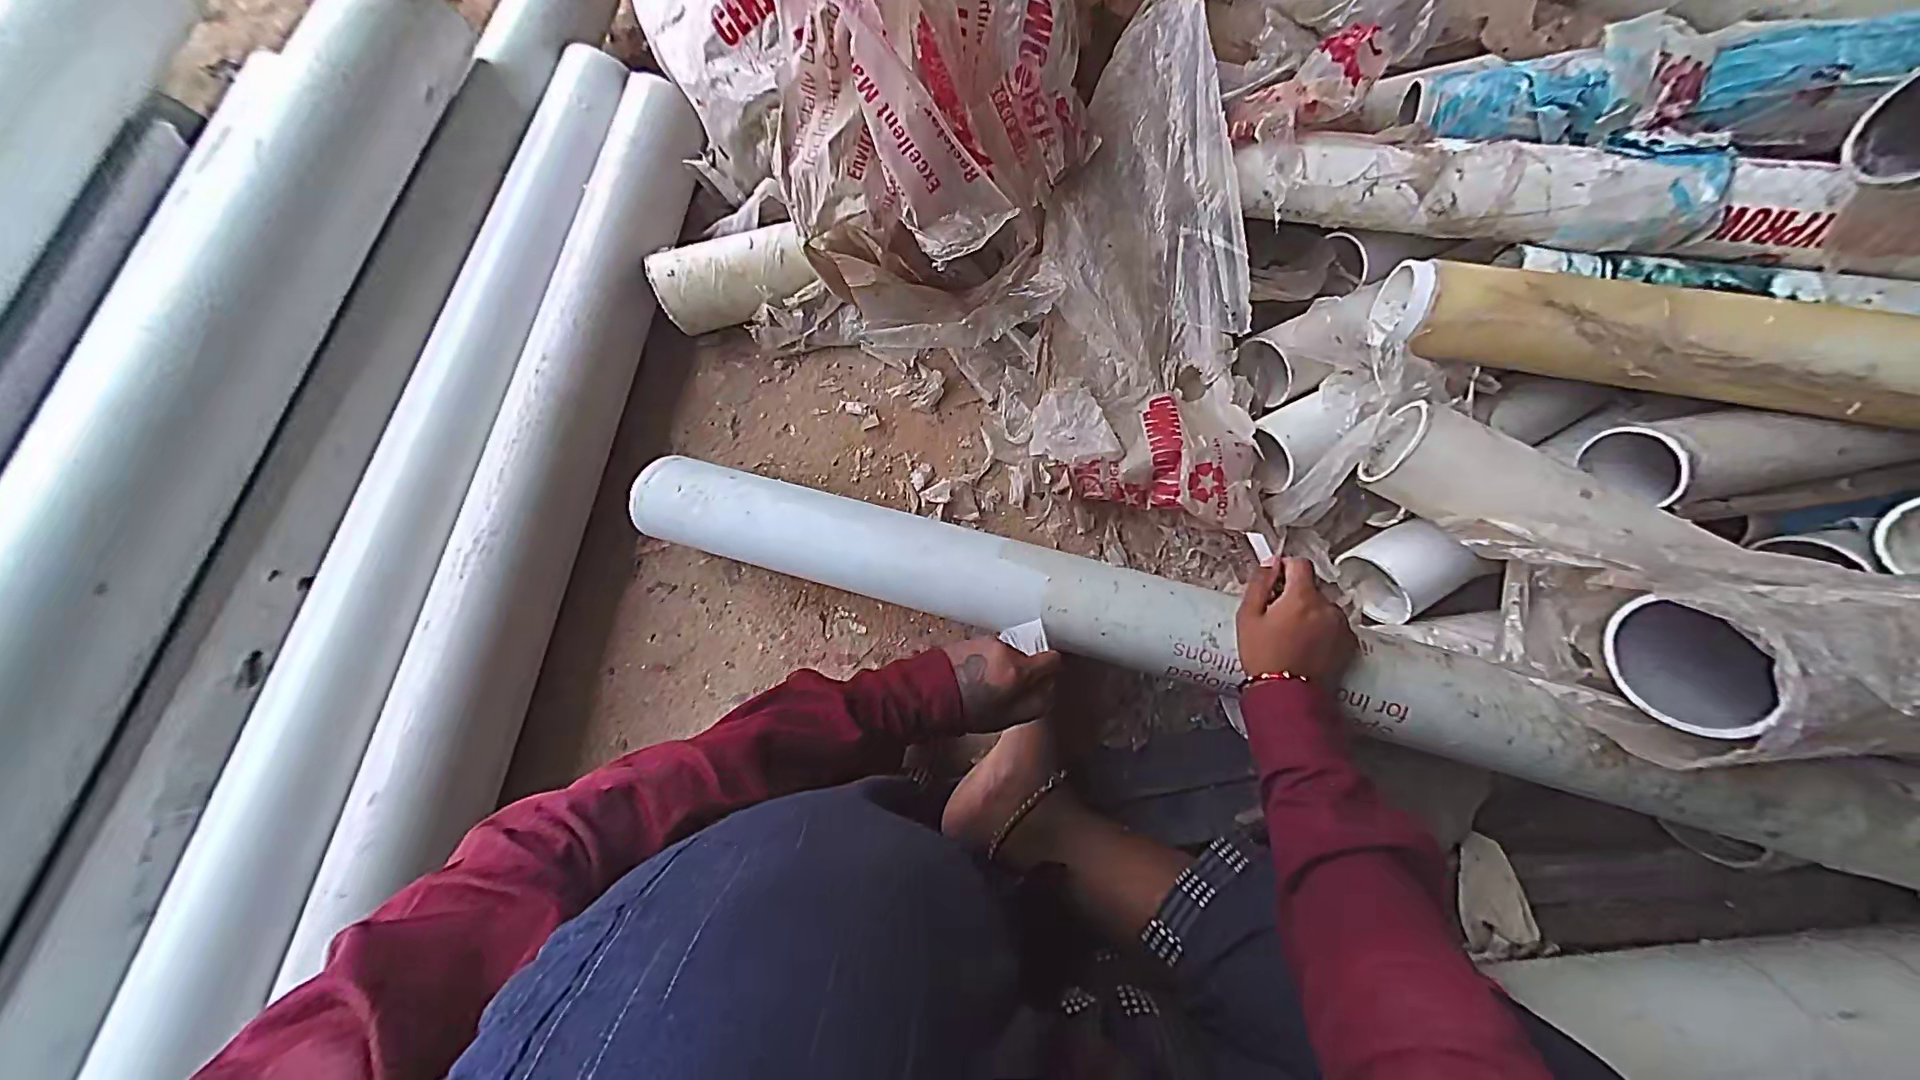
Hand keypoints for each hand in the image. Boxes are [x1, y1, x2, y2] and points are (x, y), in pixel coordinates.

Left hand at [941, 637, 1062, 732]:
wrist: (929, 694)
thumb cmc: (965, 711)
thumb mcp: (1009, 717)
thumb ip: (1037, 702)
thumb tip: (1050, 689)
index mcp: (1019, 671)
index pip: (1052, 659)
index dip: (1050, 669)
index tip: (1045, 676)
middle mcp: (1005, 651)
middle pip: (1027, 657)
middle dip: (1022, 670)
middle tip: (1007, 690)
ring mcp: (987, 642)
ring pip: (1007, 653)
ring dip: (1002, 666)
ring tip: (985, 686)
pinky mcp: (972, 639)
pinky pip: (989, 651)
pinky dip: (986, 662)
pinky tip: (974, 677)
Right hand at [1237, 557, 1355, 685]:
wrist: (1287, 694)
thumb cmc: (1264, 656)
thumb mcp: (1248, 616)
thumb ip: (1259, 583)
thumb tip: (1270, 563)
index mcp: (1302, 596)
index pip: (1300, 564)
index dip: (1285, 568)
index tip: (1275, 579)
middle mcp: (1327, 607)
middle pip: (1312, 587)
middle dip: (1296, 595)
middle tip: (1277, 615)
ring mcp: (1341, 625)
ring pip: (1323, 606)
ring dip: (1310, 612)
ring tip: (1291, 634)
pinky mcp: (1348, 643)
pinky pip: (1333, 624)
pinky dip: (1322, 629)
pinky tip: (1305, 644)